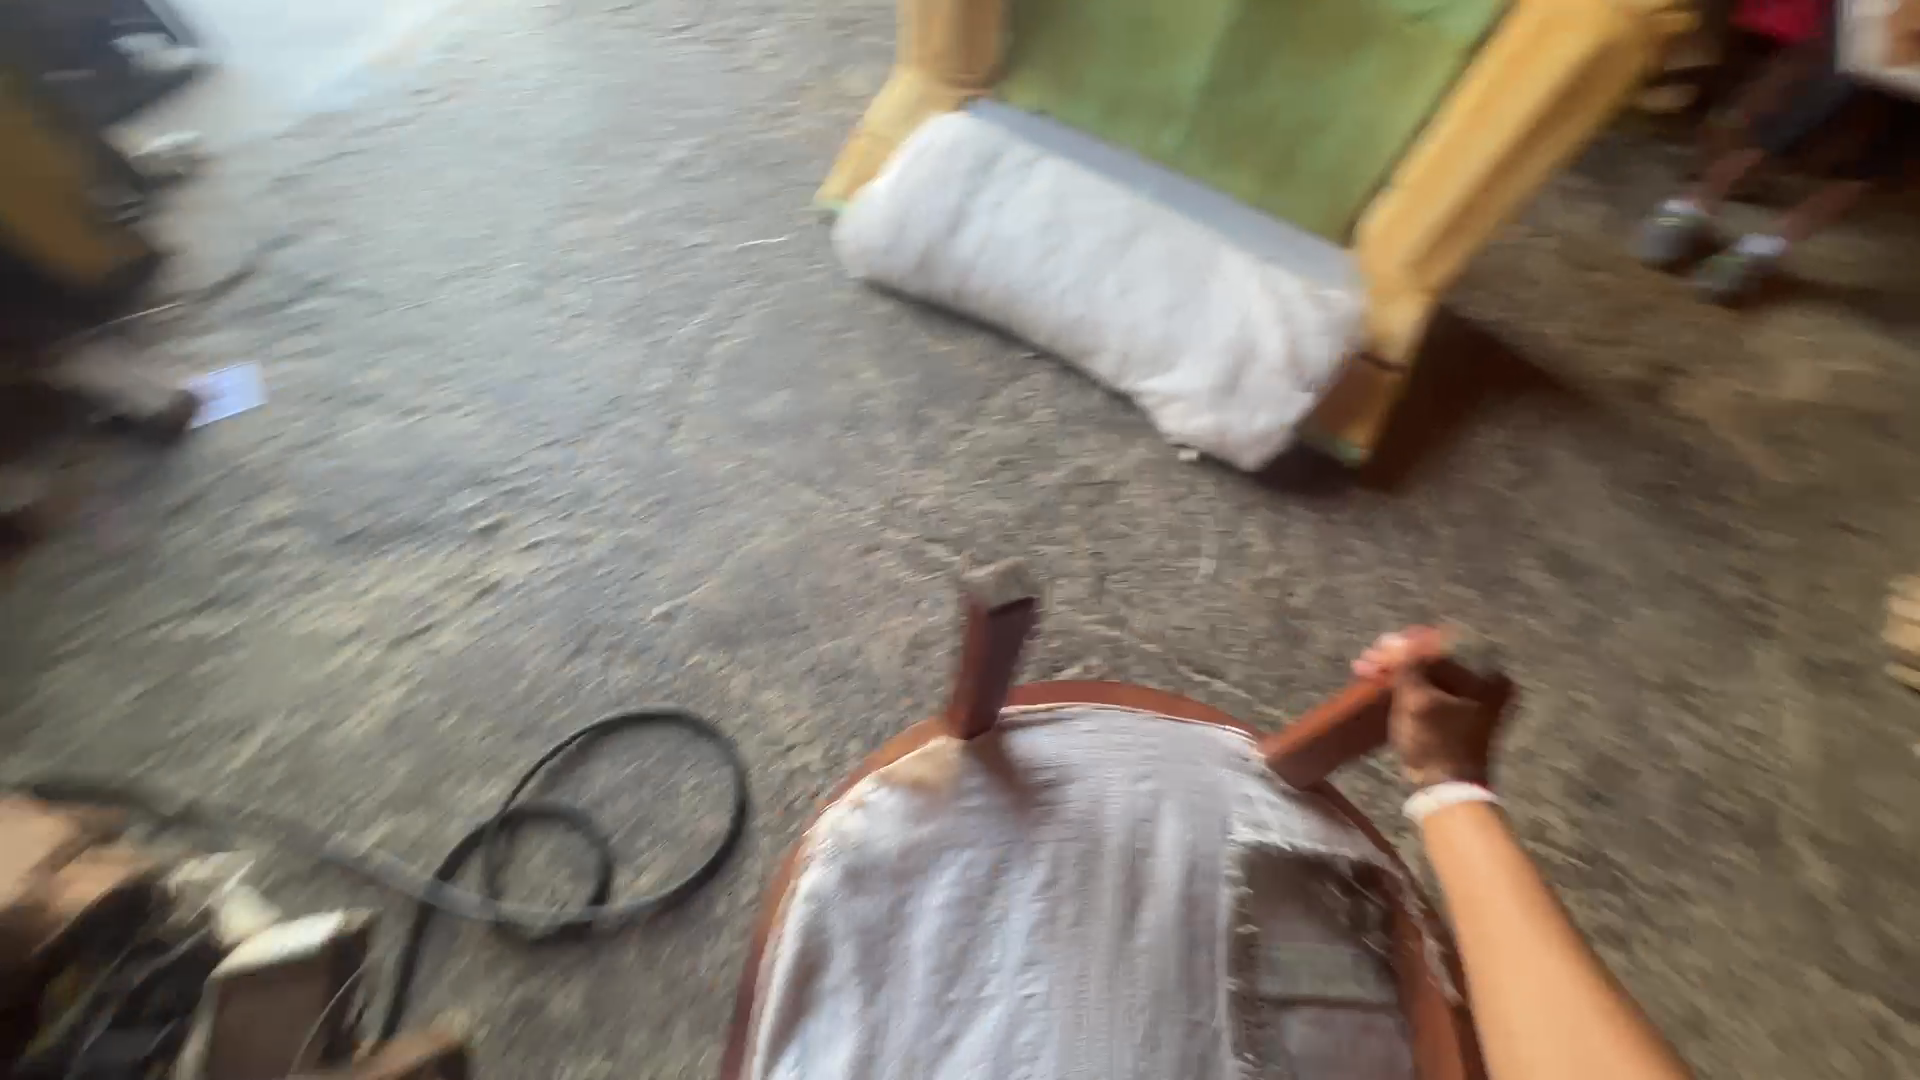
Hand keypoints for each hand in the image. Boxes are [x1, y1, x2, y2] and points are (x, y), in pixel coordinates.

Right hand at [1353, 626, 1504, 789]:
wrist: (1447, 786)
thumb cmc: (1435, 742)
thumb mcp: (1417, 700)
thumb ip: (1406, 664)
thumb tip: (1395, 639)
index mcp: (1486, 675)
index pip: (1440, 645)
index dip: (1406, 644)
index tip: (1378, 647)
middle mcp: (1486, 680)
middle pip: (1433, 656)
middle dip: (1397, 656)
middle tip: (1368, 658)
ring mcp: (1473, 695)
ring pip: (1428, 670)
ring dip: (1396, 668)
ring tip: (1367, 668)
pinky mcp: (1458, 709)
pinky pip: (1429, 684)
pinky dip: (1405, 682)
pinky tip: (1381, 679)